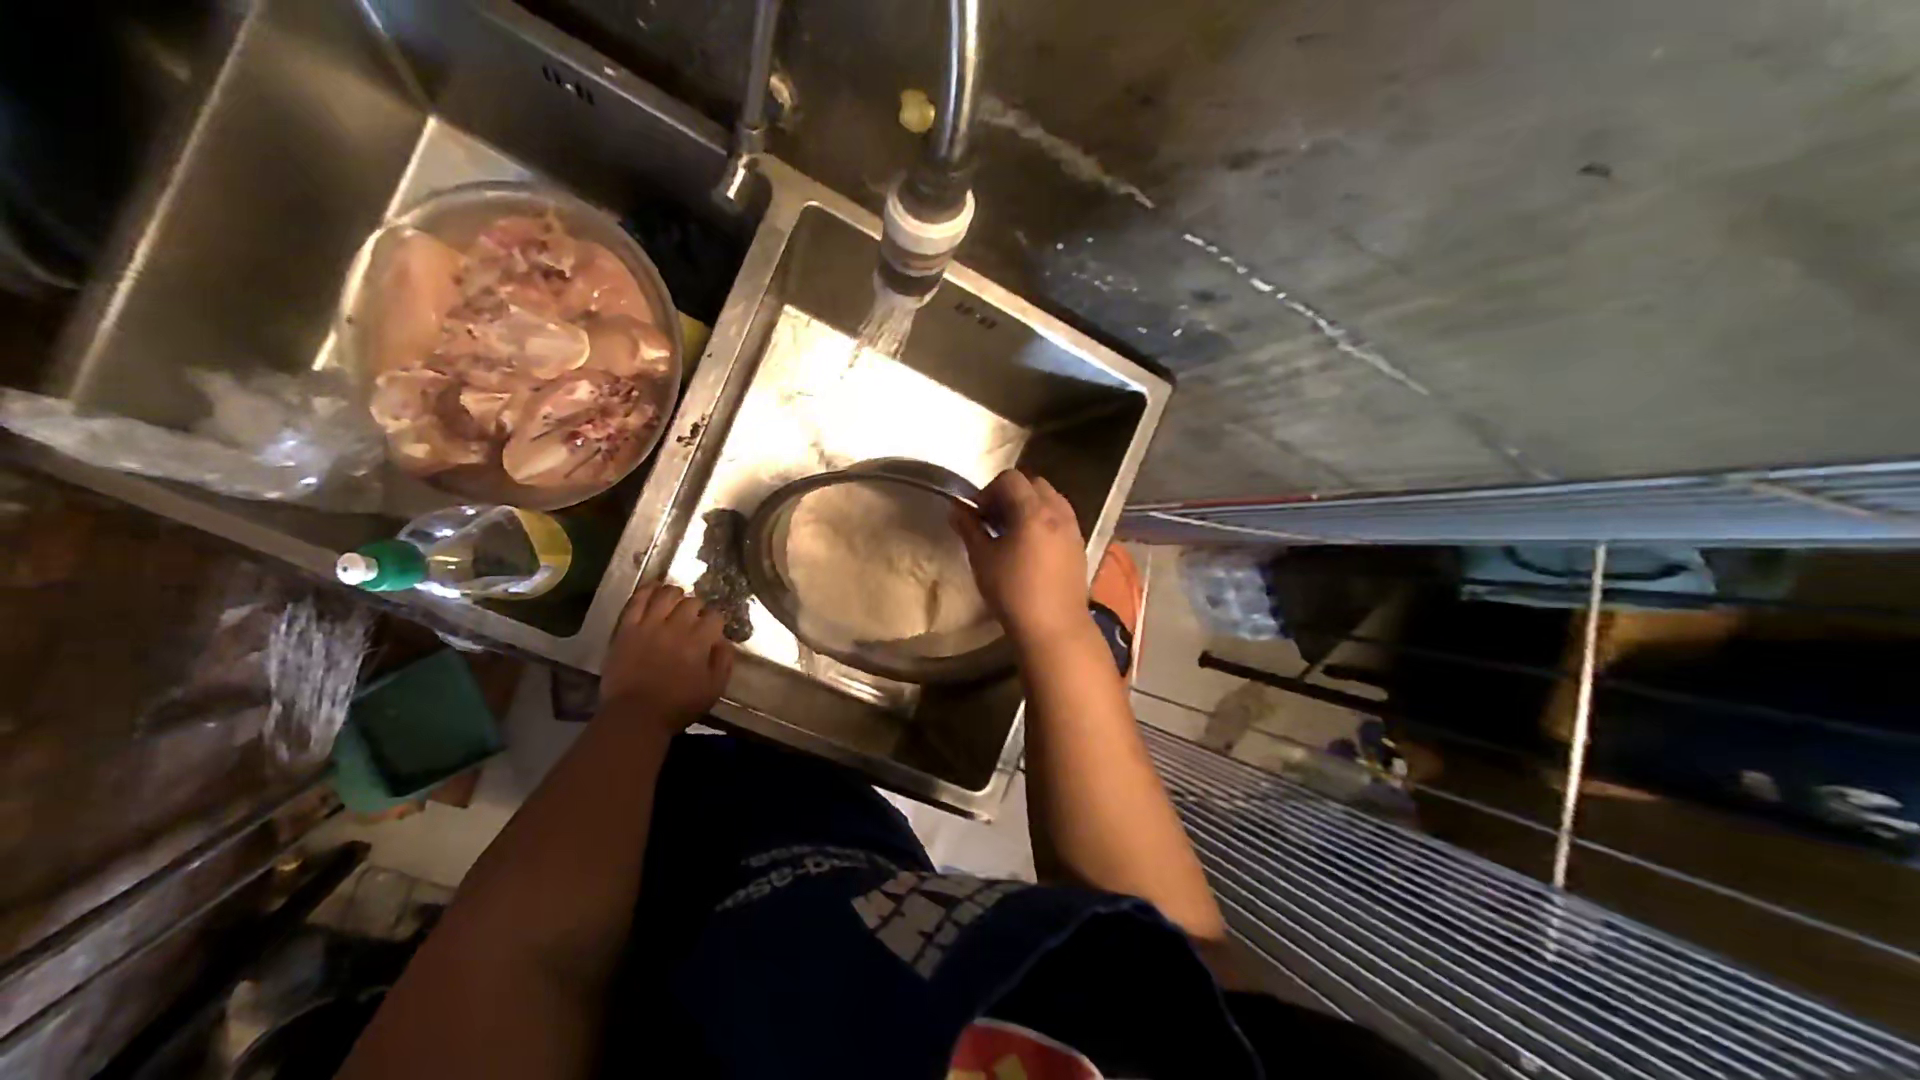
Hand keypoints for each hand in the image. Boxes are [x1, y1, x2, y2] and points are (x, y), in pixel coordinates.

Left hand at [600, 583, 733, 729]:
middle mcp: (676, 627)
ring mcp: (649, 625)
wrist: (634, 716)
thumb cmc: (678, 706)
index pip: (715, 616)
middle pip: (692, 602)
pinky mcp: (627, 628)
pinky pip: (637, 601)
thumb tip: (723, 641)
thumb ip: (724, 662)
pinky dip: (647, 590)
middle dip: (698, 607)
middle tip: (695, 616)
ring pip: (666, 595)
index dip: (716, 620)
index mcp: (699, 641)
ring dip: (676, 593)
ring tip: (677, 598)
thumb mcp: (714, 689)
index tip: (713, 628)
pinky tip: (654, 587)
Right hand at [951, 470, 1089, 642]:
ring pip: (1050, 499)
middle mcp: (1058, 512)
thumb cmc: (1013, 592)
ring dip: (1029, 506)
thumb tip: (956, 509)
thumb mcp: (983, 559)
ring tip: (1013, 533)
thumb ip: (969, 529)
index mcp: (1033, 510)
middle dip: (1011, 494)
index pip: (1010, 478)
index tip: (978, 515)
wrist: (1054, 627)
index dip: (989, 491)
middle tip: (994, 520)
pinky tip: (1031, 548)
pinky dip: (1044, 520)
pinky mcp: (1079, 545)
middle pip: (1033, 484)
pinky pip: (1061, 518)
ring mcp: (1073, 528)